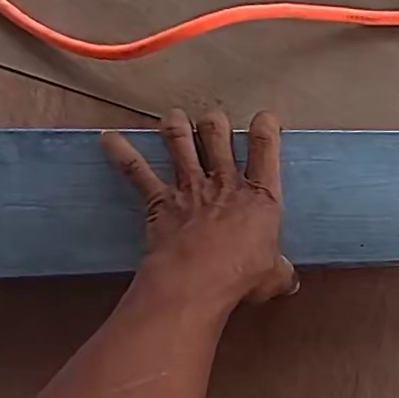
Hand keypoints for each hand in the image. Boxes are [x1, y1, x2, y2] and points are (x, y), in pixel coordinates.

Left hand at [103, 109, 298, 310]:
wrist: (200, 280)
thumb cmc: (243, 275)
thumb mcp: (276, 276)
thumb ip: (282, 271)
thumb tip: (289, 280)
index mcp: (260, 197)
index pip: (266, 149)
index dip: (266, 127)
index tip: (265, 119)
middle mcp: (225, 182)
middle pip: (217, 134)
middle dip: (215, 123)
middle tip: (214, 122)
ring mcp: (190, 188)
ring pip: (180, 141)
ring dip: (176, 126)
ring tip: (175, 118)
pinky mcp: (160, 201)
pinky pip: (136, 171)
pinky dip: (121, 154)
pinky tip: (109, 140)